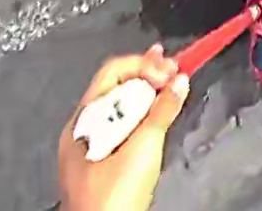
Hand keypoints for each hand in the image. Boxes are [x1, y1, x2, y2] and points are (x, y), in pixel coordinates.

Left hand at [58, 46, 190, 210]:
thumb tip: (180, 80)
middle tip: (174, 71)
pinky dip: (139, 117)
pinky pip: (119, 131)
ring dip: (145, 95)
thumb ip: (162, 111)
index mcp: (83, 120)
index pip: (113, 71)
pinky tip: (155, 115)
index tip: (171, 68)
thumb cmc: (116, 198)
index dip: (144, 65)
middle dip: (147, 75)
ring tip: (169, 86)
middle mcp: (81, 130)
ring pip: (119, 109)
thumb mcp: (144, 150)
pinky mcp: (98, 169)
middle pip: (116, 87)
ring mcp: (88, 151)